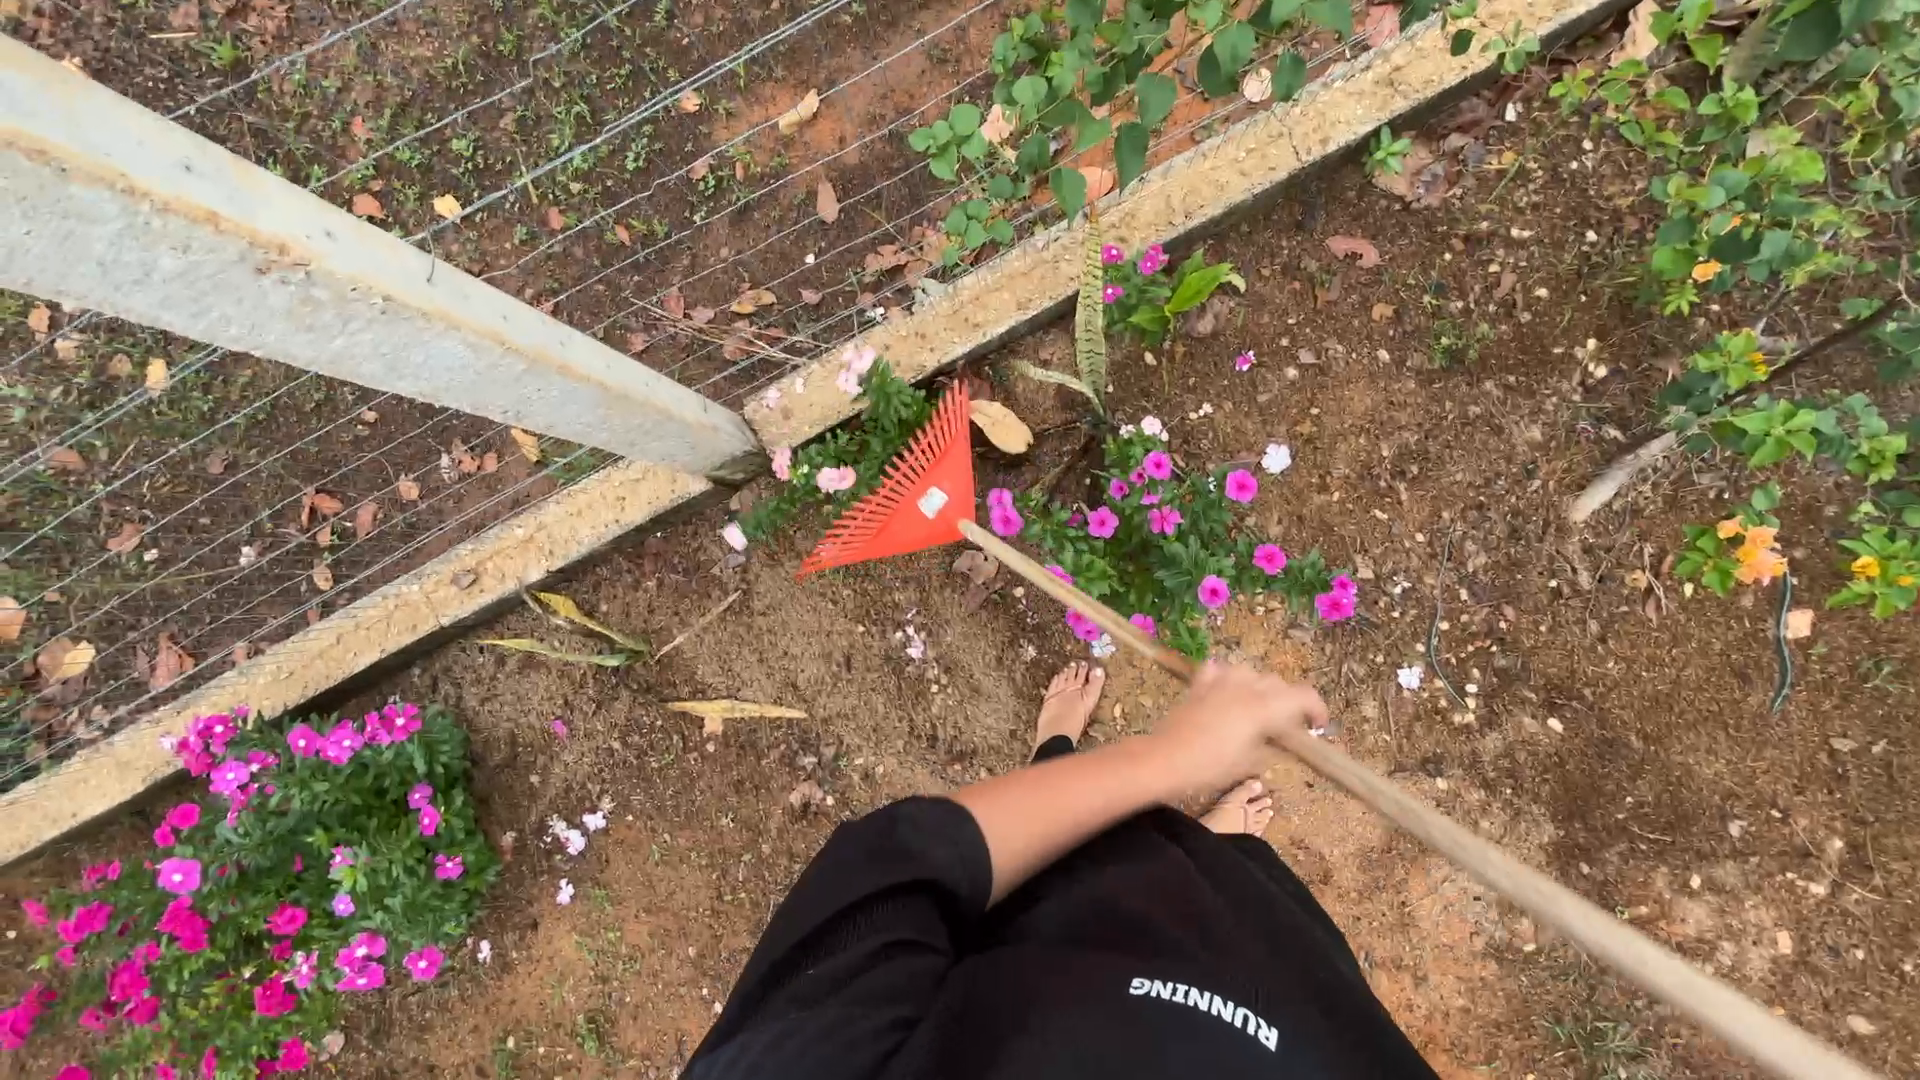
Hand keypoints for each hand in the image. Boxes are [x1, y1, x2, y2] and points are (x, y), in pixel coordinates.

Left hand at [1149, 661, 1328, 794]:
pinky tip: (1227, 691)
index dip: (1317, 709)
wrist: (1166, 758)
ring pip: (1250, 671)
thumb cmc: (1211, 766)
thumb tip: (1285, 742)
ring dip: (1259, 686)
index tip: (1317, 726)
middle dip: (1288, 700)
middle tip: (1288, 724)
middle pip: (1277, 683)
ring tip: (1259, 706)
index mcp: (1263, 707)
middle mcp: (1244, 687)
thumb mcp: (1251, 762)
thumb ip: (1273, 746)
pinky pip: (1219, 670)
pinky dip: (1228, 677)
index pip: (1303, 695)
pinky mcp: (1198, 685)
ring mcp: (1219, 682)